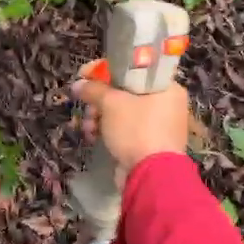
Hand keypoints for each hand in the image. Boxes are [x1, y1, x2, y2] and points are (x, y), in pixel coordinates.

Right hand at [71, 61, 189, 182]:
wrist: (151, 174)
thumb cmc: (137, 130)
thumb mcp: (112, 104)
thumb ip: (93, 90)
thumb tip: (77, 84)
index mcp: (166, 87)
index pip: (133, 69)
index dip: (106, 70)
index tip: (84, 74)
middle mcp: (165, 103)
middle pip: (123, 92)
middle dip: (98, 99)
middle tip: (85, 105)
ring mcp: (157, 124)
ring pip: (120, 111)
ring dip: (98, 116)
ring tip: (88, 126)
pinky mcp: (147, 142)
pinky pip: (123, 128)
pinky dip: (107, 129)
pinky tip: (93, 136)